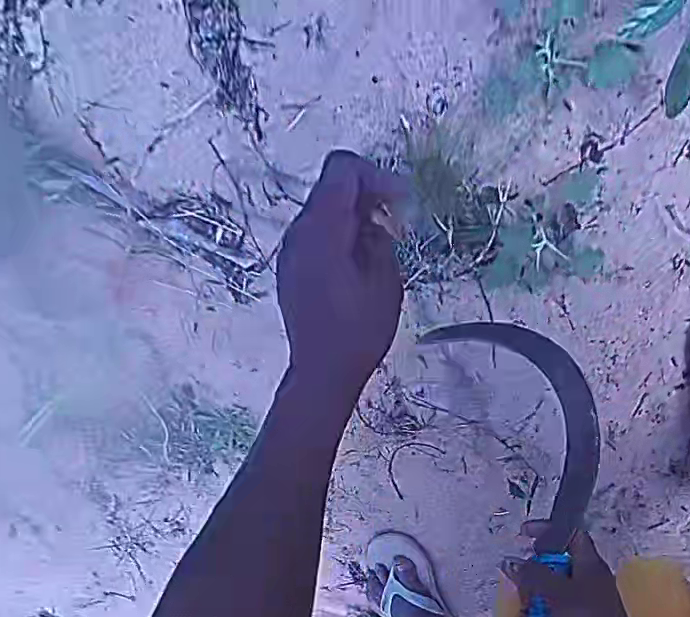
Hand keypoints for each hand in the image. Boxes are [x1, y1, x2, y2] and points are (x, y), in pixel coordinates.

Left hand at [276, 150, 406, 394]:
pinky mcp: (290, 272)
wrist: (322, 373)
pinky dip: (338, 239)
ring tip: (379, 248)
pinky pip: (315, 240)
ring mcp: (290, 254)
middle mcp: (298, 235)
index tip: (400, 202)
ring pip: (323, 215)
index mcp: (321, 230)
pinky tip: (357, 266)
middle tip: (395, 224)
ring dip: (353, 220)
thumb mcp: (385, 281)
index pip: (343, 170)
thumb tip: (374, 223)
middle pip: (330, 190)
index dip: (376, 177)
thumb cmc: (357, 332)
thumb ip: (379, 239)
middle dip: (366, 197)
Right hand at [501, 527, 650, 616]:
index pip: (570, 535)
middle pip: (557, 563)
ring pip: (552, 589)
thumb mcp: (559, 595)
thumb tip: (510, 561)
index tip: (523, 533)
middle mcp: (587, 581)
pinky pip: (552, 611)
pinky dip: (538, 613)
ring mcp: (582, 603)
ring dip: (533, 593)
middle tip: (514, 571)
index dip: (548, 530)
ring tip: (517, 599)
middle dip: (534, 566)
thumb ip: (533, 576)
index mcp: (590, 566)